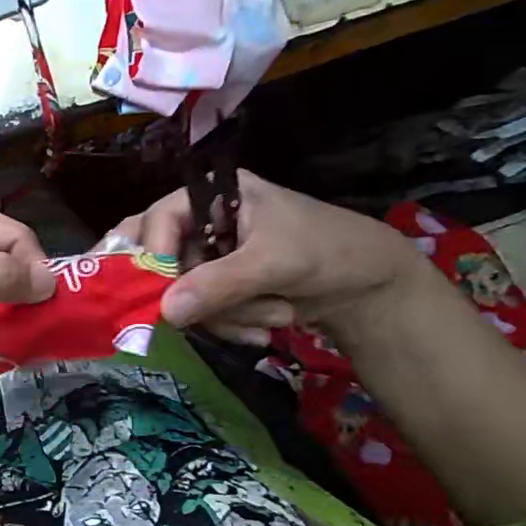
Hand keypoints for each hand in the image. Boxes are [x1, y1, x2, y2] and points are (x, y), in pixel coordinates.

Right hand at [110, 170, 431, 343]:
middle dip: (187, 292)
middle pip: (159, 258)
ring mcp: (209, 259)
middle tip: (189, 314)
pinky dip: (229, 326)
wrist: (371, 289)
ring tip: (273, 314)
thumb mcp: (273, 262)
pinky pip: (199, 314)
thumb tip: (165, 312)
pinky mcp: (217, 290)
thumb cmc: (328, 251)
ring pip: (180, 294)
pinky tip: (262, 330)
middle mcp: (203, 223)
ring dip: (223, 315)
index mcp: (213, 195)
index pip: (159, 219)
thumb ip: (218, 284)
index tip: (164, 292)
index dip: (155, 255)